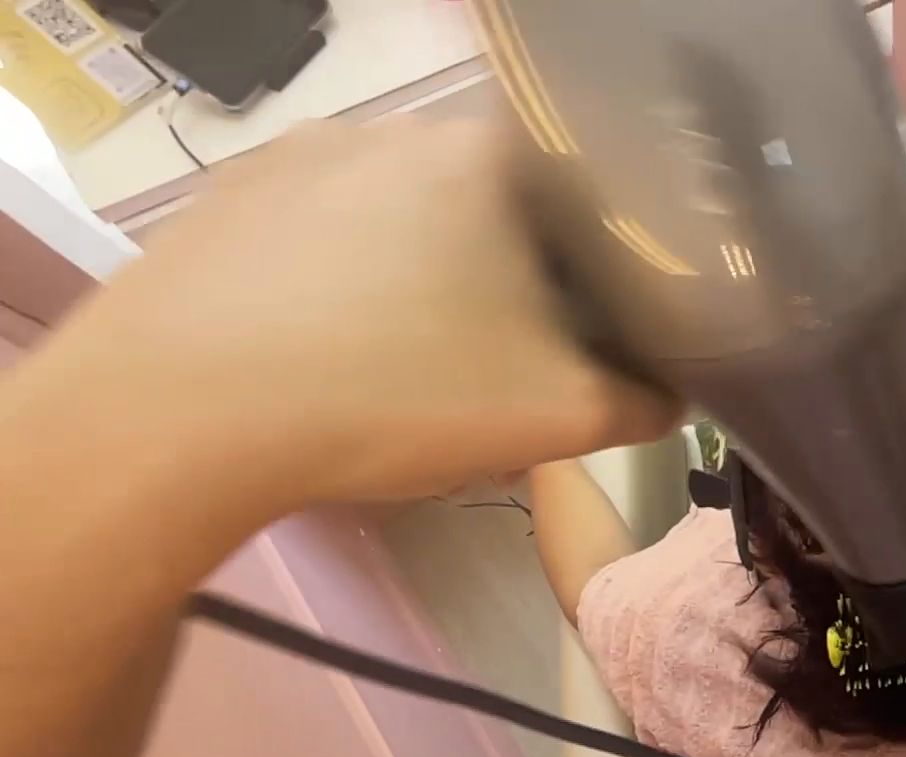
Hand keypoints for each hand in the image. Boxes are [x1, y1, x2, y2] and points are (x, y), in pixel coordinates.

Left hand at [39, 116, 683, 511]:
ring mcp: (305, 156)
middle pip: (515, 204)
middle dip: (542, 274)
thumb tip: (674, 396)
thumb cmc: (402, 394)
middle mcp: (396, 130)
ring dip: (461, 277)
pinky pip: (353, 229)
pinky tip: (363, 341)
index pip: (595, 184)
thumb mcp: (567, 417)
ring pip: (431, 217)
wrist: (177, 423)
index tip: (622, 311)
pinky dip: (380, 277)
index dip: (623, 251)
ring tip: (449, 353)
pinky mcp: (239, 199)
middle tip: (542, 348)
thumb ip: (648, 403)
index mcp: (487, 160)